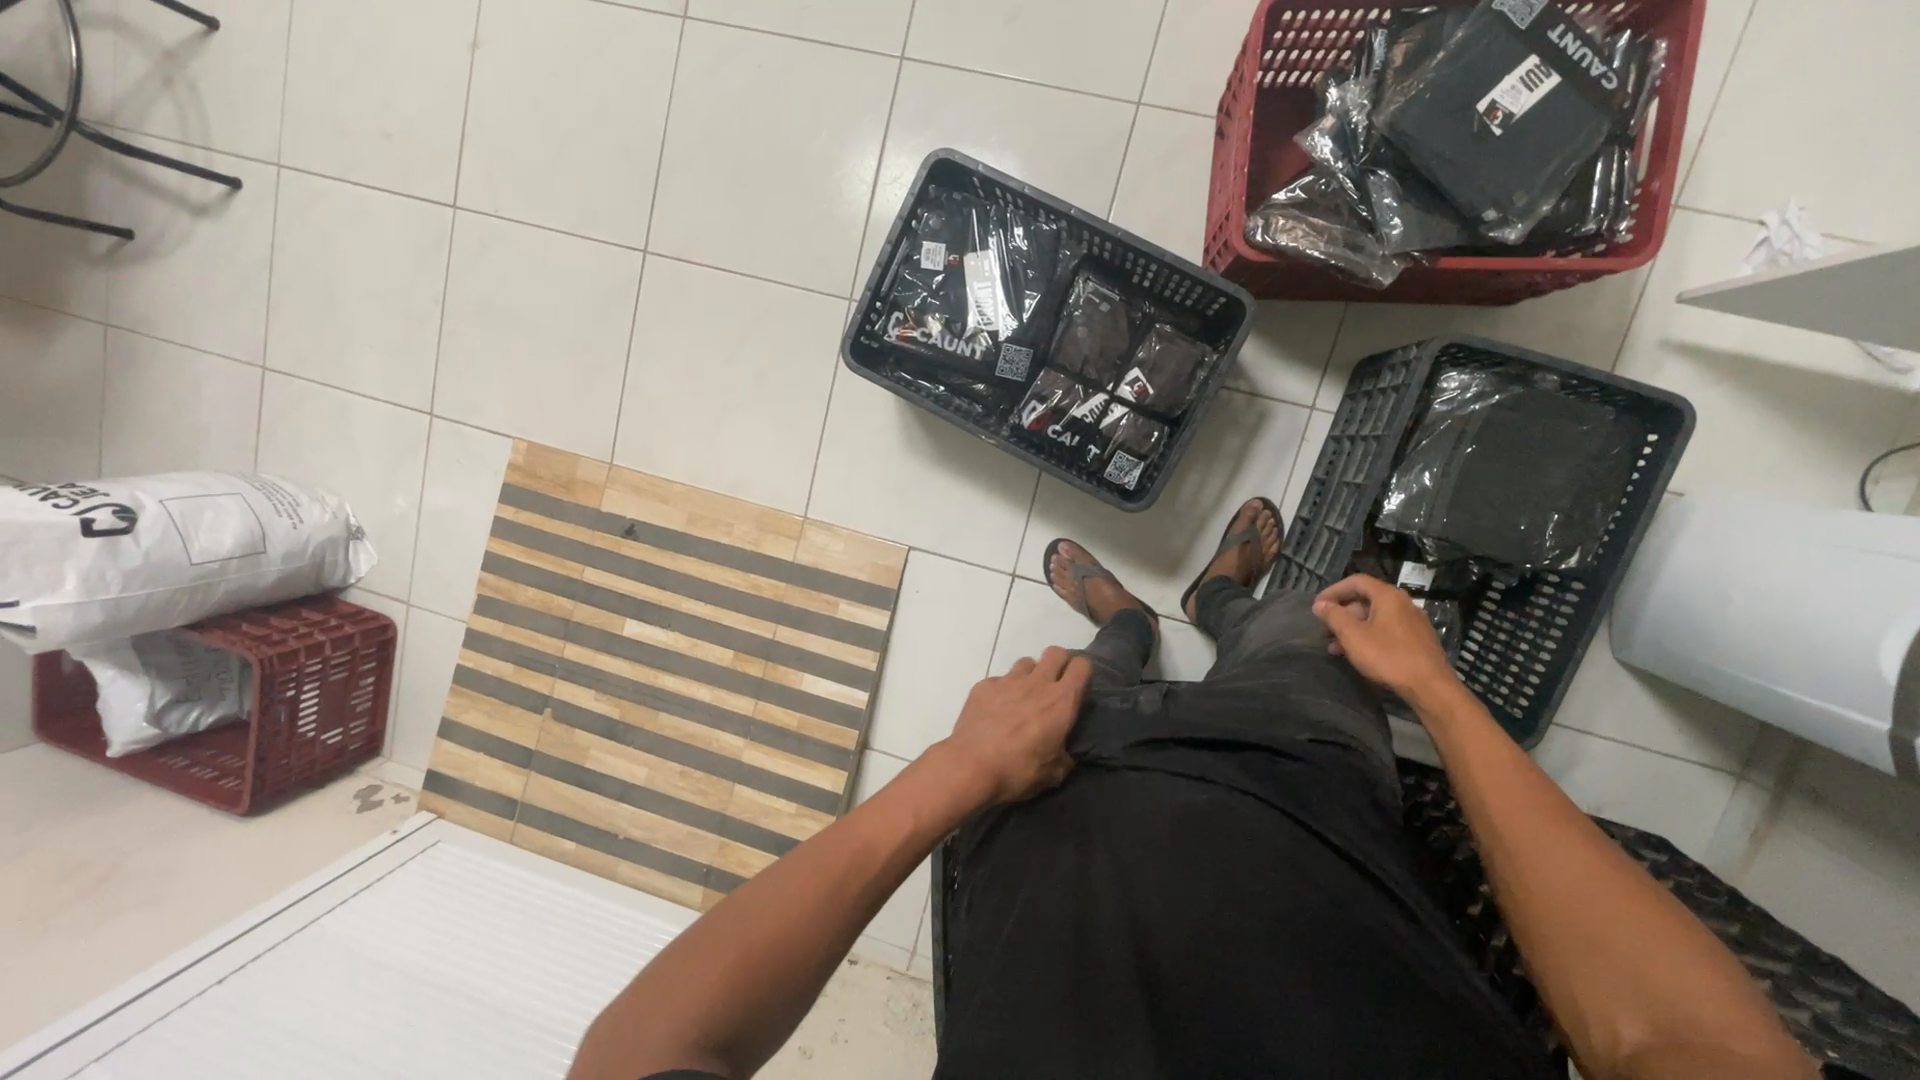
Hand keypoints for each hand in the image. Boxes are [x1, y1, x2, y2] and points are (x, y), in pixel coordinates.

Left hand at [933, 647, 1091, 807]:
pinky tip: (996, 709)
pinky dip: (1002, 690)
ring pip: (1026, 662)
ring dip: (1030, 675)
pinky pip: (999, 679)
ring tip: (1024, 697)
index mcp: (1061, 701)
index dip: (1083, 673)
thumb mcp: (1053, 773)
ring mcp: (1007, 681)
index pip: (1082, 666)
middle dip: (1059, 663)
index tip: (1078, 688)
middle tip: (1055, 685)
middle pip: (1055, 652)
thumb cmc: (1017, 771)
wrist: (970, 767)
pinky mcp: (983, 686)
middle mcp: (1036, 683)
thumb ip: (1064, 757)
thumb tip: (1064, 754)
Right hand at [1312, 574, 1459, 705]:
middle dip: (1341, 614)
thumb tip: (1319, 605)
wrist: (1430, 686)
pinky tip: (1357, 654)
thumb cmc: (1388, 656)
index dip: (1333, 591)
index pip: (1356, 582)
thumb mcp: (1353, 635)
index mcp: (1388, 596)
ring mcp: (1412, 622)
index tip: (1317, 605)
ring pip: (1375, 618)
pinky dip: (1368, 637)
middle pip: (1365, 600)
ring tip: (1334, 646)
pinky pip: (1386, 631)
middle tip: (1324, 629)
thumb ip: (1334, 616)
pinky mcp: (1417, 640)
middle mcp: (1403, 604)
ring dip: (1352, 628)